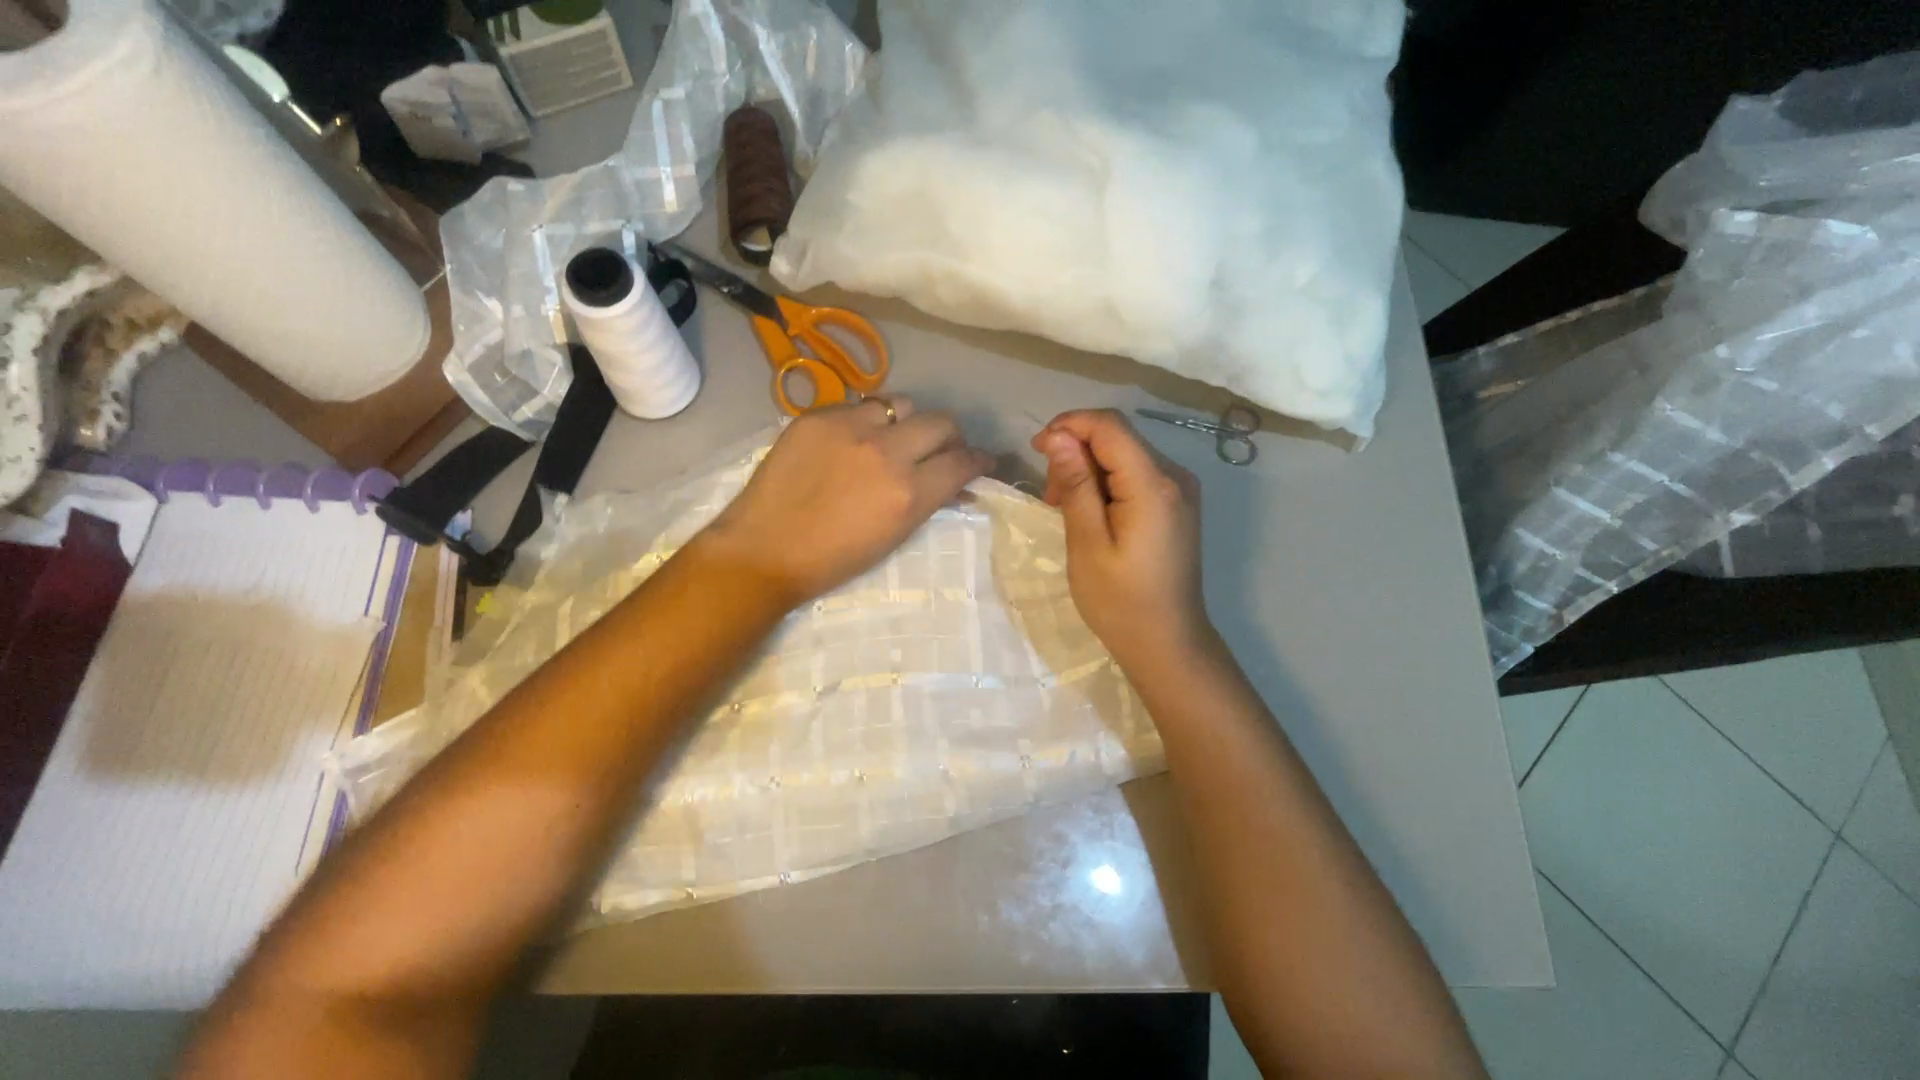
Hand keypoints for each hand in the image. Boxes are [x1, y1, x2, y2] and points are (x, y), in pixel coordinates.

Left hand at [700, 396, 993, 606]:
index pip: (961, 462)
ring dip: (907, 421)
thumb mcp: (893, 538)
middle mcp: (886, 452)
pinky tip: (852, 441)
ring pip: (901, 404)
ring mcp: (850, 428)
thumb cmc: (832, 560)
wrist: (764, 550)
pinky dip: (866, 421)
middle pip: (941, 422)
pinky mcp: (818, 416)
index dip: (978, 460)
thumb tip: (958, 487)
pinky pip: (858, 406)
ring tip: (894, 438)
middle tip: (941, 448)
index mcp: (908, 493)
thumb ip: (929, 503)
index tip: (981, 460)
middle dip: (949, 436)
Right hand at [1032, 409, 1211, 668]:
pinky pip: (1136, 472)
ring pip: (1125, 452)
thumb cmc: (1120, 602)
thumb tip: (1057, 436)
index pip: (1110, 426)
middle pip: (1118, 436)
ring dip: (1088, 467)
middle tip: (1050, 494)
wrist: (1167, 643)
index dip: (1069, 425)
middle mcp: (1175, 476)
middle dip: (1076, 450)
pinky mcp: (1177, 503)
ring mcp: (1180, 489)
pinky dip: (1107, 481)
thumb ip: (1075, 485)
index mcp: (1154, 485)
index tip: (1035, 450)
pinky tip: (1091, 511)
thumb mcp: (1087, 544)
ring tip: (1065, 506)